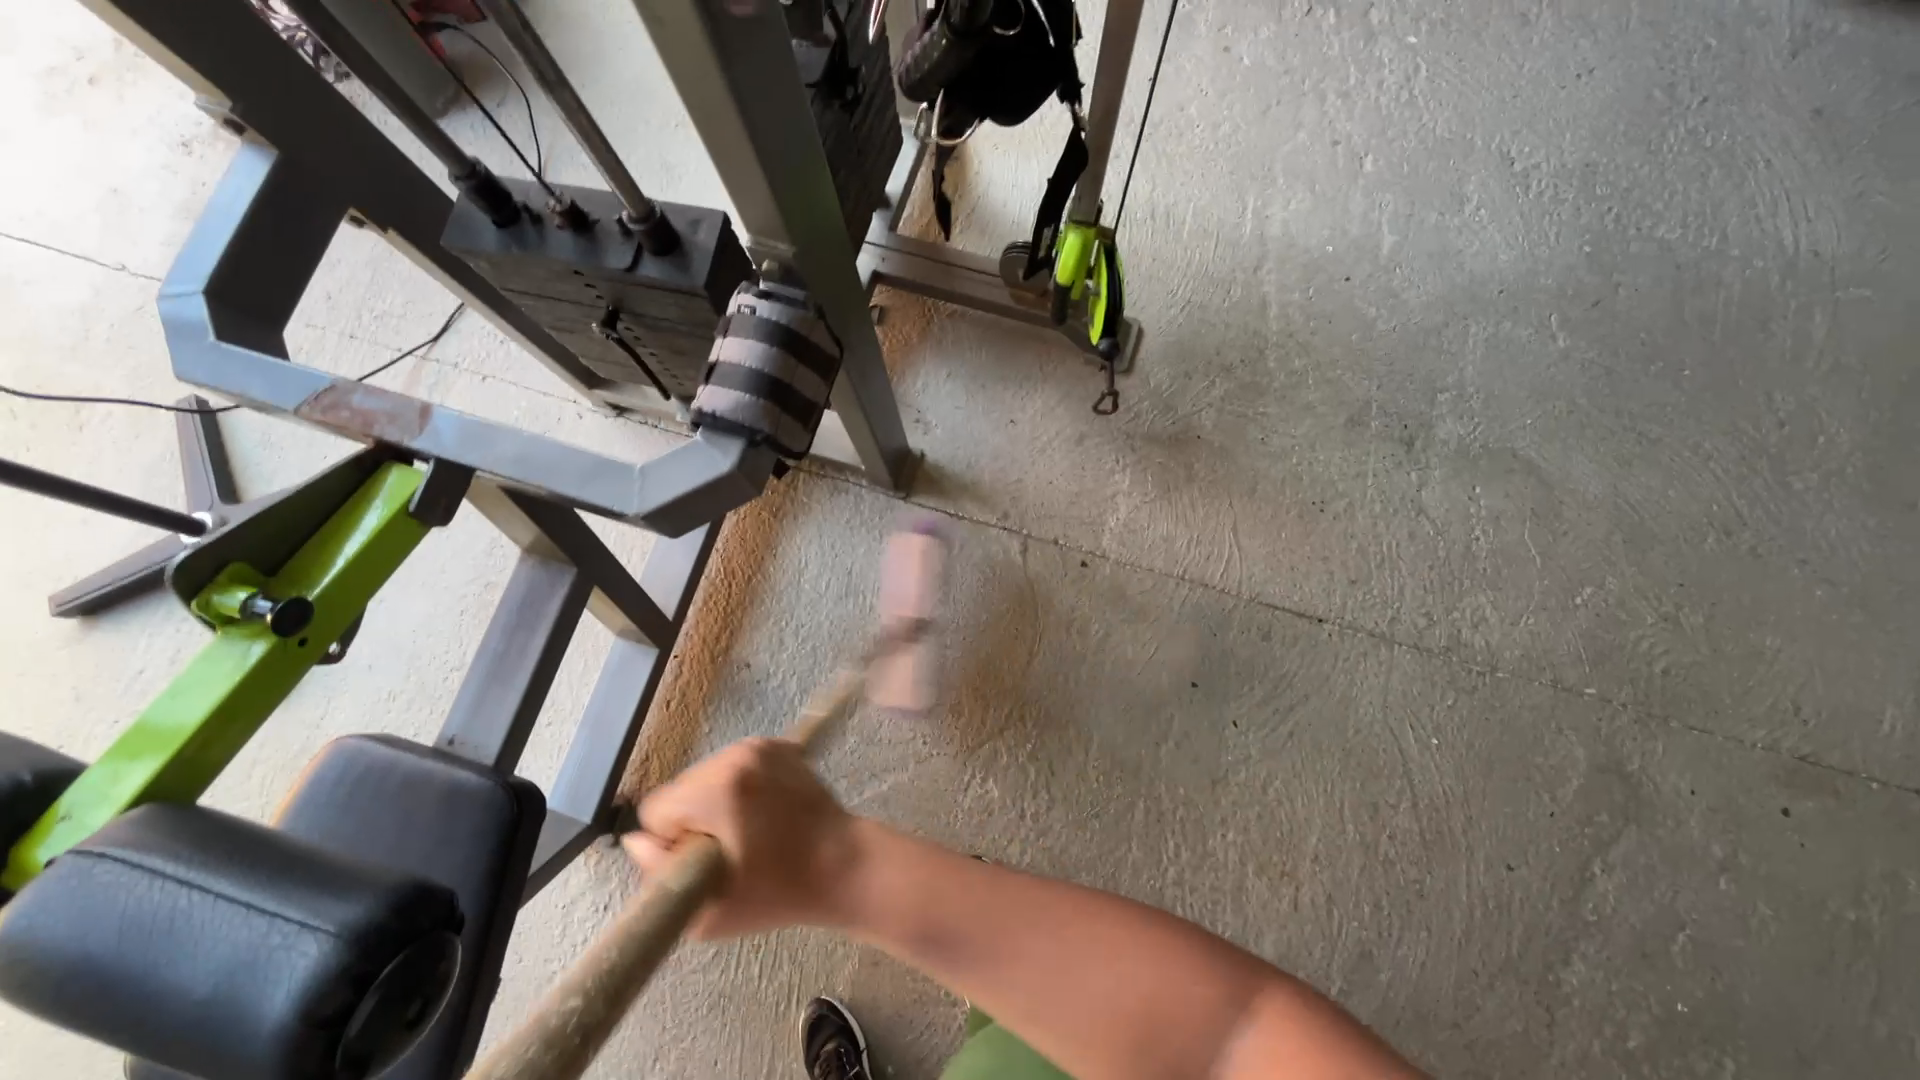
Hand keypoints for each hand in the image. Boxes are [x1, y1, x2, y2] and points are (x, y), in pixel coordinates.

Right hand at [621, 737, 862, 939]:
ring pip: (707, 777)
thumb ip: (658, 874)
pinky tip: (762, 814)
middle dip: (692, 819)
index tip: (701, 861)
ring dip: (714, 803)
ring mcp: (761, 745)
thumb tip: (637, 842)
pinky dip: (740, 788)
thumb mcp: (708, 907)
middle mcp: (736, 755)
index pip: (655, 810)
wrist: (844, 865)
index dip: (670, 843)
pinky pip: (736, 767)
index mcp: (716, 788)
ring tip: (748, 833)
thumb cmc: (778, 893)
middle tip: (728, 850)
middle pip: (681, 789)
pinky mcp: (780, 746)